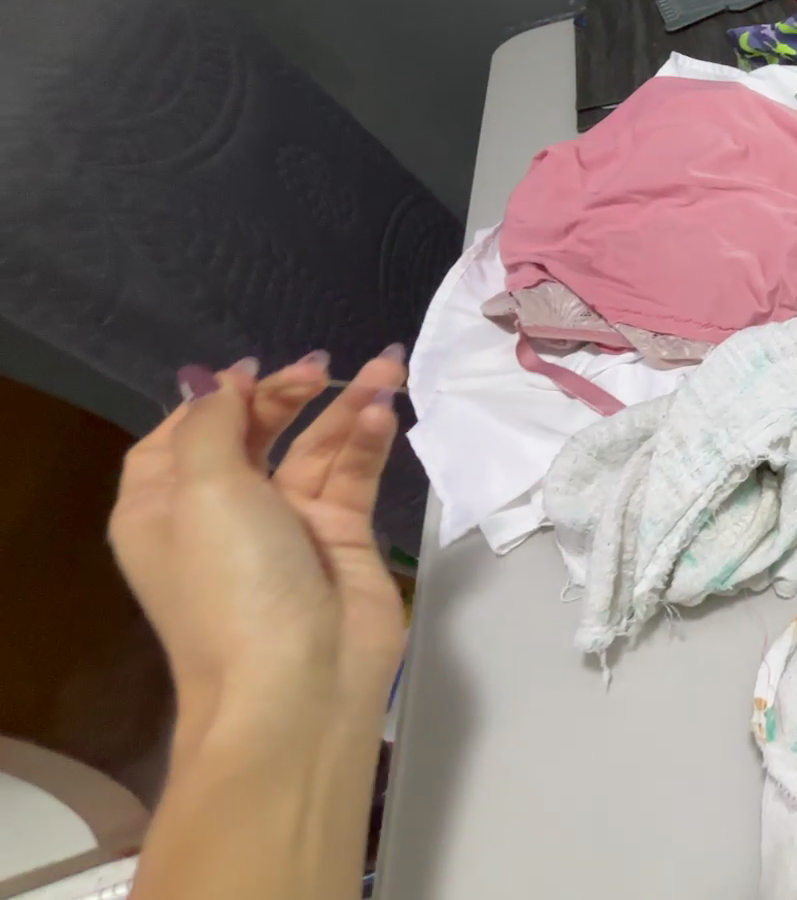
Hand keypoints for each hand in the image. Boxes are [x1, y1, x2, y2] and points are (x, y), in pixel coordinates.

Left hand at [109, 349, 407, 752]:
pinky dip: (368, 443)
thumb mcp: (203, 494)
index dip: (221, 398)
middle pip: (258, 436)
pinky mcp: (346, 534)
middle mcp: (226, 511)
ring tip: (388, 369)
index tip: (262, 367)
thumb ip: (216, 428)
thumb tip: (220, 379)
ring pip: (319, 451)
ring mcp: (291, 523)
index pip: (187, 435)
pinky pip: (355, 476)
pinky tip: (384, 414)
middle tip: (330, 366)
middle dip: (292, 396)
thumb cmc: (233, 583)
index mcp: (165, 506)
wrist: (301, 672)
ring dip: (348, 410)